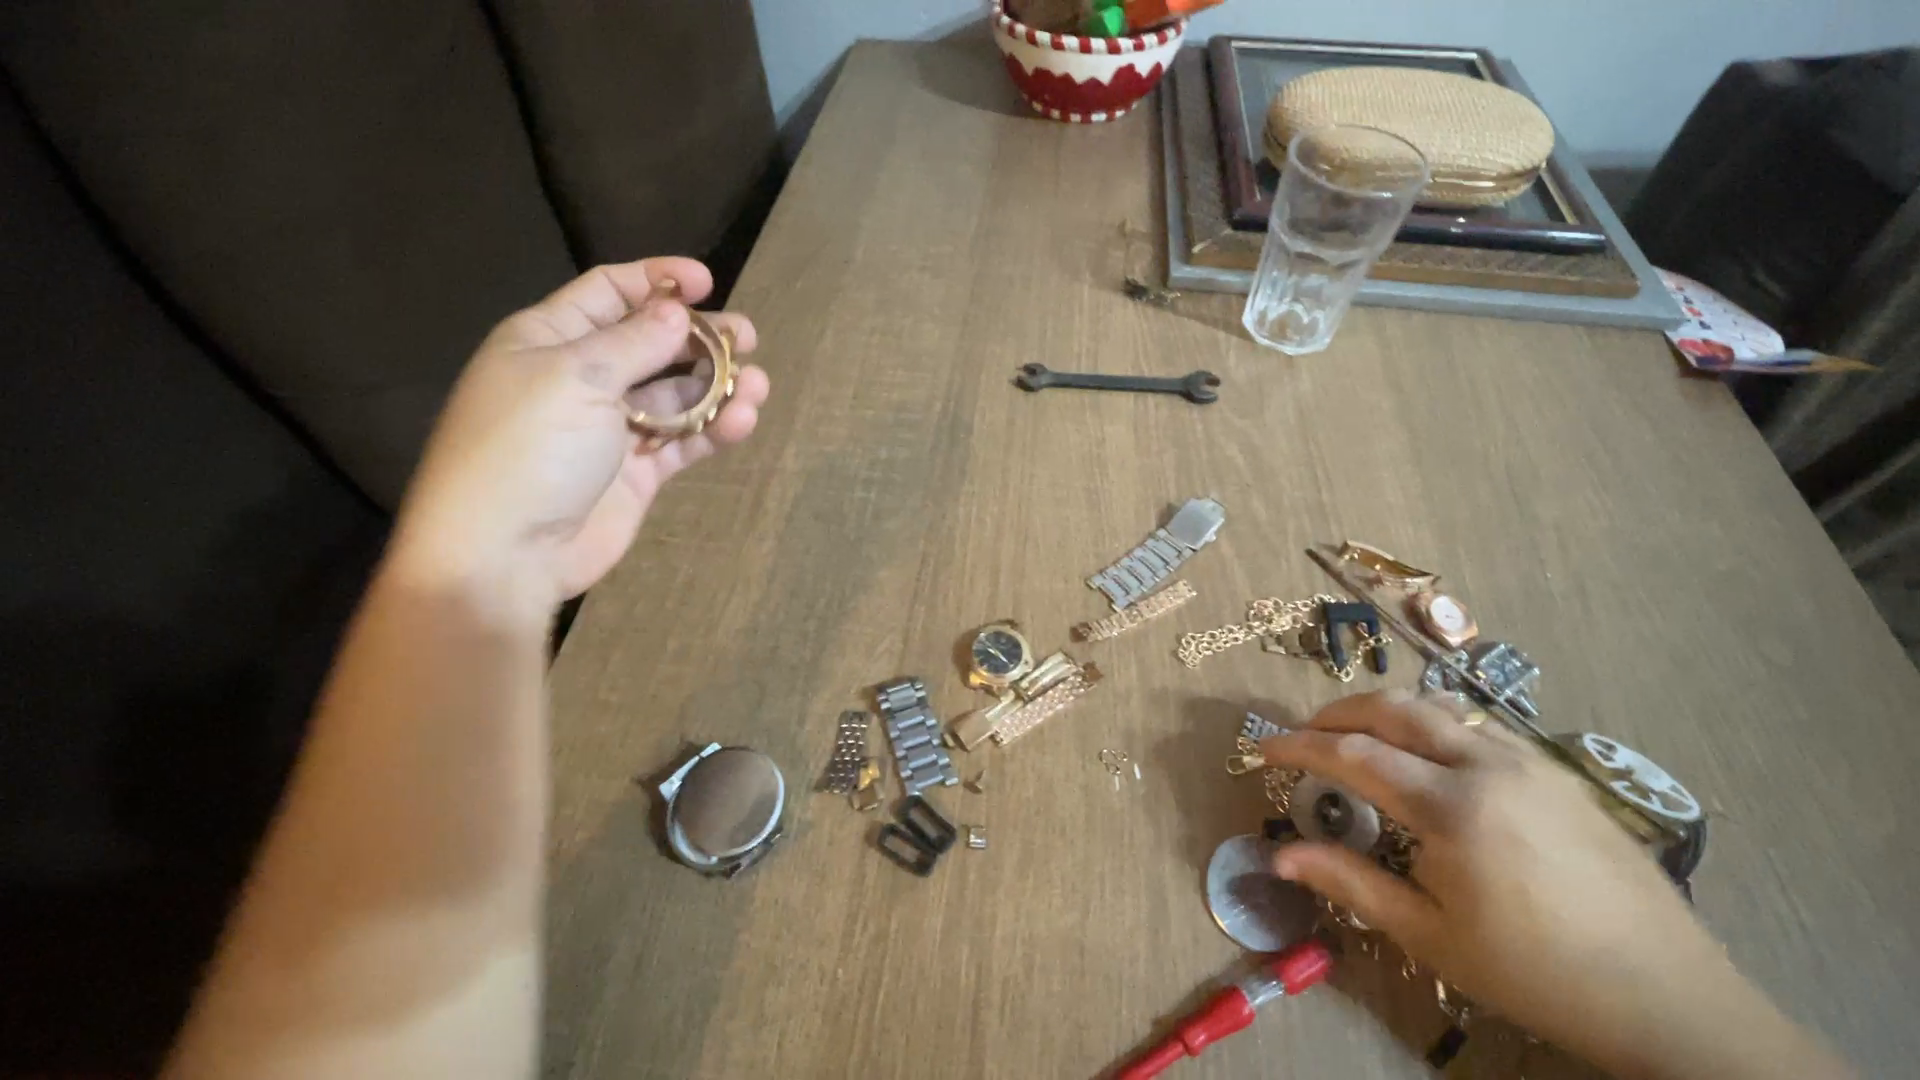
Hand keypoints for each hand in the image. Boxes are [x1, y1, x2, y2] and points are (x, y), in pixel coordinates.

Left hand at [392, 257, 769, 610]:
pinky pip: (683, 442)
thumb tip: (677, 312)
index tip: (706, 281)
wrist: (505, 552)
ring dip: (718, 387)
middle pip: (651, 344)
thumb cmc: (528, 447)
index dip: (656, 281)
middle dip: (700, 338)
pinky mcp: (637, 473)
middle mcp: (581, 378)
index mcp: (549, 340)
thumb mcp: (577, 377)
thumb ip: (635, 342)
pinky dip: (712, 430)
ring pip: (676, 395)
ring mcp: (612, 429)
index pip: (608, 293)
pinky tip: (742, 421)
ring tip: (757, 385)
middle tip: (747, 336)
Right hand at [1260, 691, 1840, 1077]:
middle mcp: (1488, 765)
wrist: (1667, 995)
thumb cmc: (1533, 972)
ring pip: (1440, 709)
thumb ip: (1350, 882)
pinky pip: (1478, 729)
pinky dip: (1432, 727)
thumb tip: (1279, 853)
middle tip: (1304, 731)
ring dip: (1386, 713)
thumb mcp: (1429, 935)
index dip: (1301, 746)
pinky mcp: (1558, 773)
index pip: (1354, 754)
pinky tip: (1426, 760)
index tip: (1264, 748)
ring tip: (1355, 737)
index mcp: (1452, 807)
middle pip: (1396, 708)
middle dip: (1339, 711)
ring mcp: (1530, 762)